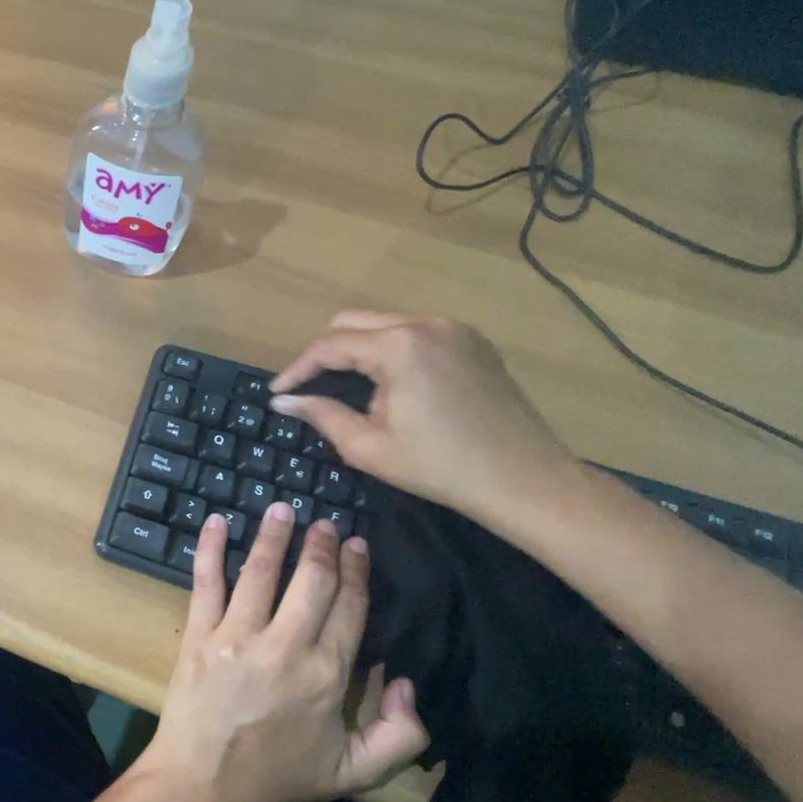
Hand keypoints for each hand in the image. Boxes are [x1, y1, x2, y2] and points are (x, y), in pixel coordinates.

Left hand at [128, 504, 428, 801]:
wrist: (205, 783)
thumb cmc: (280, 776)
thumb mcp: (355, 772)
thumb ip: (401, 735)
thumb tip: (405, 681)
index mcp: (327, 675)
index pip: (349, 609)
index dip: (356, 572)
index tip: (357, 545)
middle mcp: (285, 646)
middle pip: (310, 582)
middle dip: (322, 546)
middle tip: (326, 523)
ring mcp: (236, 636)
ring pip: (259, 572)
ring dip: (273, 536)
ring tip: (281, 508)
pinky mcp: (198, 634)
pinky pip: (205, 582)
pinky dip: (209, 549)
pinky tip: (214, 521)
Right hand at [268, 310, 578, 518]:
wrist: (524, 479)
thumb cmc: (439, 467)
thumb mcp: (368, 447)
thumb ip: (321, 414)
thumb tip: (283, 401)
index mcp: (399, 347)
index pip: (329, 345)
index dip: (297, 369)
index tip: (278, 393)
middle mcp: (427, 324)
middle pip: (353, 322)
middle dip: (325, 353)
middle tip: (309, 389)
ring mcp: (455, 329)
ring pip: (384, 324)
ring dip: (358, 351)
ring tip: (349, 392)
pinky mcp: (473, 342)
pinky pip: (414, 334)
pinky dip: (390, 352)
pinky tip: (389, 388)